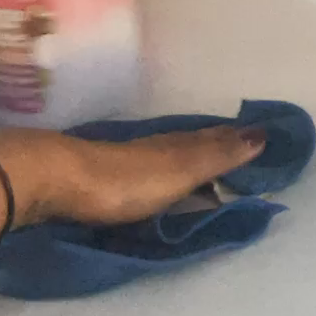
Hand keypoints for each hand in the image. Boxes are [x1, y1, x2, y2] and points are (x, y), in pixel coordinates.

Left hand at [0, 125, 266, 226]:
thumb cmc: (126, 181)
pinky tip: (161, 172)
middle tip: (241, 144)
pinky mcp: (106, 175)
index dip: (237, 140)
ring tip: (208, 157)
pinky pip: (149, 166)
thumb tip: (261, 134)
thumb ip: (218, 156)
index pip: (215, 140)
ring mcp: (129, 159)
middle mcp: (157, 147)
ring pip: (170, 153)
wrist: (54, 180)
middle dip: (218, 144)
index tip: (261, 138)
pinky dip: (165, 167)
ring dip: (192, 154)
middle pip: (194, 143)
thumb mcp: (181, 170)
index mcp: (178, 146)